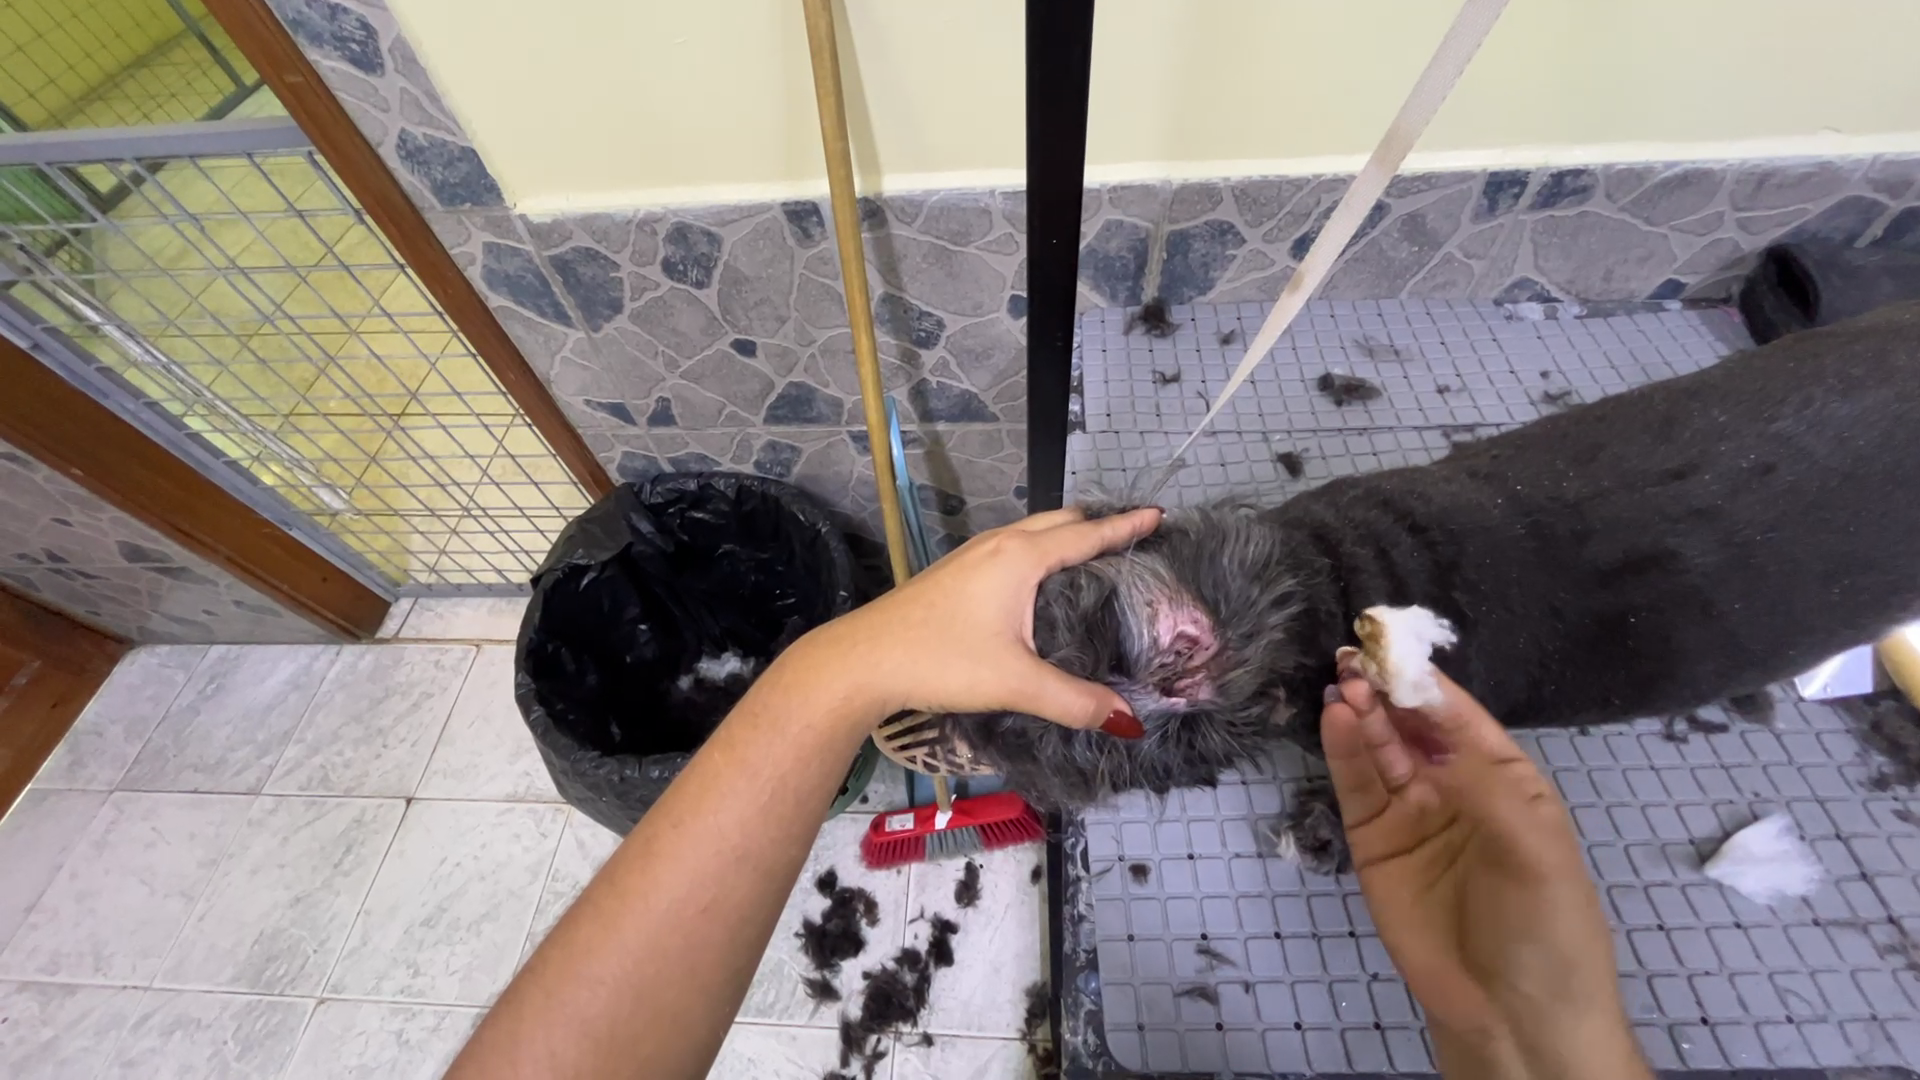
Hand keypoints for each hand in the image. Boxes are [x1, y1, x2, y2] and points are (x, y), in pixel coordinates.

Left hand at [793, 507, 1159, 733]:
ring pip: (1030, 532)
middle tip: (1129, 541)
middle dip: (1096, 524)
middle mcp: (998, 544)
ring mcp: (971, 555)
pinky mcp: (954, 572)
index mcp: (1021, 558)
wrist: (864, 659)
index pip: (1086, 534)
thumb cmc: (942, 660)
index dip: (1124, 526)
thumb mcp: (1015, 682)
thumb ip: (1074, 700)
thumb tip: (1128, 721)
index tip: (1158, 515)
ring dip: (1063, 537)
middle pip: (1058, 522)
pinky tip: (1038, 584)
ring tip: (1092, 559)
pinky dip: (1038, 552)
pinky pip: (1010, 548)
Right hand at [1321, 667, 1649, 1079]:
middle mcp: (1453, 786)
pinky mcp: (1371, 835)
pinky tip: (1335, 719)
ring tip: (1342, 684)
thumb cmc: (1545, 929)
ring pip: (1378, 747)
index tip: (1393, 649)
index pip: (1461, 719)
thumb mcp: (1533, 852)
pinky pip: (1356, 782)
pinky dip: (1343, 749)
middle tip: (1353, 660)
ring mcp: (1408, 810)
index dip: (1427, 685)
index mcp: (1506, 782)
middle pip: (1412, 725)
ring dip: (1360, 714)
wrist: (1509, 1016)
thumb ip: (1481, 783)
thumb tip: (1424, 723)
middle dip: (1385, 692)